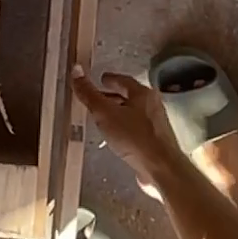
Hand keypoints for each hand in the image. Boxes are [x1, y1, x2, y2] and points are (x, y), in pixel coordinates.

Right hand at [70, 65, 187, 181]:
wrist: (161, 169)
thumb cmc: (134, 137)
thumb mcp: (105, 113)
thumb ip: (89, 94)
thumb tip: (76, 69)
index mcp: (142, 94)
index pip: (123, 80)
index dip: (109, 79)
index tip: (100, 80)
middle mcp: (152, 105)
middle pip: (130, 96)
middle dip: (113, 96)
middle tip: (98, 98)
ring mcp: (156, 124)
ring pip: (134, 112)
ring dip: (119, 112)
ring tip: (104, 118)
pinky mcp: (157, 141)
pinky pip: (137, 128)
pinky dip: (125, 127)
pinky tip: (116, 136)